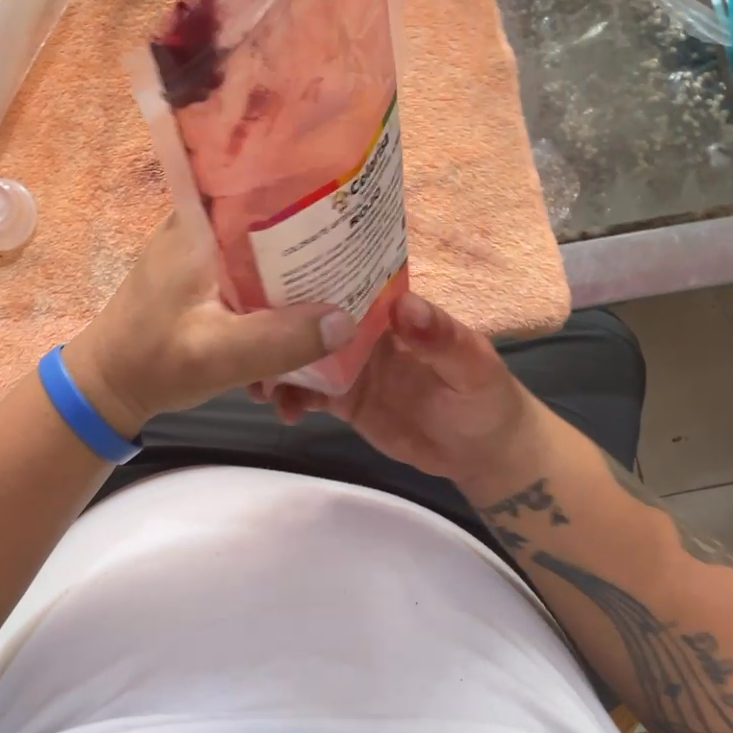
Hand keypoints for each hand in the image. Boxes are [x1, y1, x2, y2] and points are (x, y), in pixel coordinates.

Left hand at [63, 210, 354, 434]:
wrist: (108, 386)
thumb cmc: (153, 362)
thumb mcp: (218, 356)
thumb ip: (280, 340)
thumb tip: (347, 321)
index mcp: (201, 222)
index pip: (263, 175)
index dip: (314, 182)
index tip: (355, 200)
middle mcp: (205, 224)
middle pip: (277, 214)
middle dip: (319, 239)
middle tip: (364, 259)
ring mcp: (206, 251)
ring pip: (271, 248)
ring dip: (301, 275)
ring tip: (341, 293)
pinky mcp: (208, 277)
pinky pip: (257, 273)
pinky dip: (280, 294)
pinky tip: (304, 319)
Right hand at [266, 293, 536, 484]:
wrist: (483, 453)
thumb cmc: (486, 398)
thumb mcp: (474, 367)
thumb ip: (442, 338)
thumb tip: (404, 306)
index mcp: (391, 311)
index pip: (344, 281)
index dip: (307, 278)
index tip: (269, 281)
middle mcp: (363, 331)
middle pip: (310, 317)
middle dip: (277, 325)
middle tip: (246, 337)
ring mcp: (348, 365)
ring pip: (300, 355)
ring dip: (275, 363)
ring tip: (258, 384)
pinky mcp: (342, 399)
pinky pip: (307, 393)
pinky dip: (290, 398)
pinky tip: (284, 412)